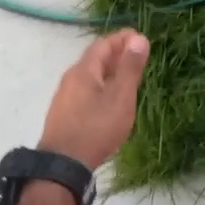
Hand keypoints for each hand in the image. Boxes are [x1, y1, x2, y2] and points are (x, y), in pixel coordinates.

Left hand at [38, 29, 149, 167]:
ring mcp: (64, 98)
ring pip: (90, 76)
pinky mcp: (64, 115)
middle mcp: (70, 79)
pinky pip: (86, 91)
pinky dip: (102, 86)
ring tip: (129, 79)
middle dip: (117, 54)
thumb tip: (138, 38)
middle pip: (95, 59)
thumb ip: (130, 67)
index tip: (142, 39)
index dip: (123, 38)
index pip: (103, 44)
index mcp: (83, 70)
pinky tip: (111, 101)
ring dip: (110, 72)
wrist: (63, 166)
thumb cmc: (96, 128)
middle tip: (139, 58)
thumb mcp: (120, 96)